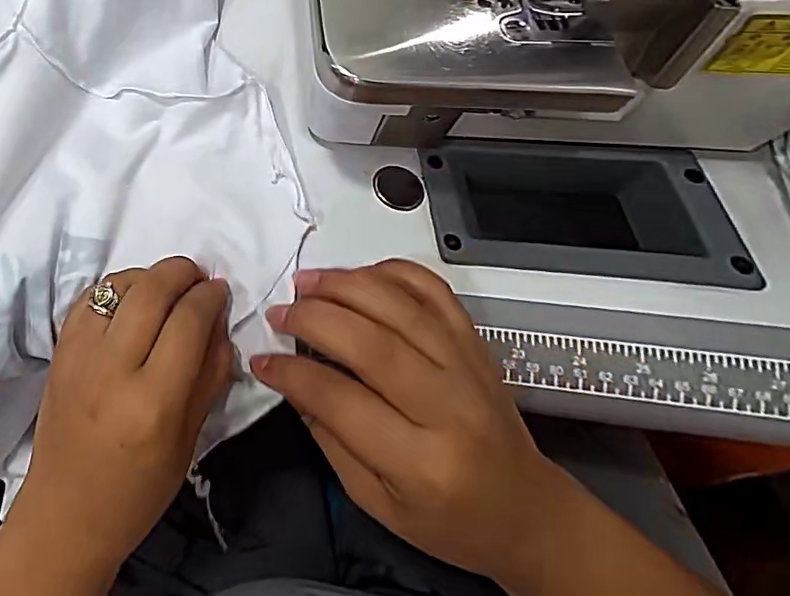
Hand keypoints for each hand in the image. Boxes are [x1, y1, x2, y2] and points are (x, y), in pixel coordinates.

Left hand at [0, 257, 234, 595]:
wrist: (64, 513)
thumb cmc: (137, 491)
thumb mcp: (189, 441)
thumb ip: (209, 375)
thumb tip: (219, 322)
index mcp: (152, 403)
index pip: (188, 321)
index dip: (209, 296)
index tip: (219, 290)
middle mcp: (112, 370)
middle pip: (152, 290)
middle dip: (182, 272)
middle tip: (197, 278)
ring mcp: (78, 354)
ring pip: (118, 285)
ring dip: (149, 276)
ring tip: (166, 288)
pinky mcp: (58, 348)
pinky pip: (89, 297)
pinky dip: (116, 288)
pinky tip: (131, 301)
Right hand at [252, 260, 712, 595]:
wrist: (527, 512)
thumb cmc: (450, 519)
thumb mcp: (377, 502)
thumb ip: (329, 438)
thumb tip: (290, 380)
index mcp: (422, 464)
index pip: (340, 399)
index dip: (291, 372)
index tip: (263, 359)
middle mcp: (449, 407)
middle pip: (369, 342)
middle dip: (312, 318)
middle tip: (280, 313)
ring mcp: (467, 366)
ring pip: (399, 305)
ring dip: (343, 284)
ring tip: (306, 283)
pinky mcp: (475, 342)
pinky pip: (432, 289)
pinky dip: (390, 270)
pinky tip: (358, 276)